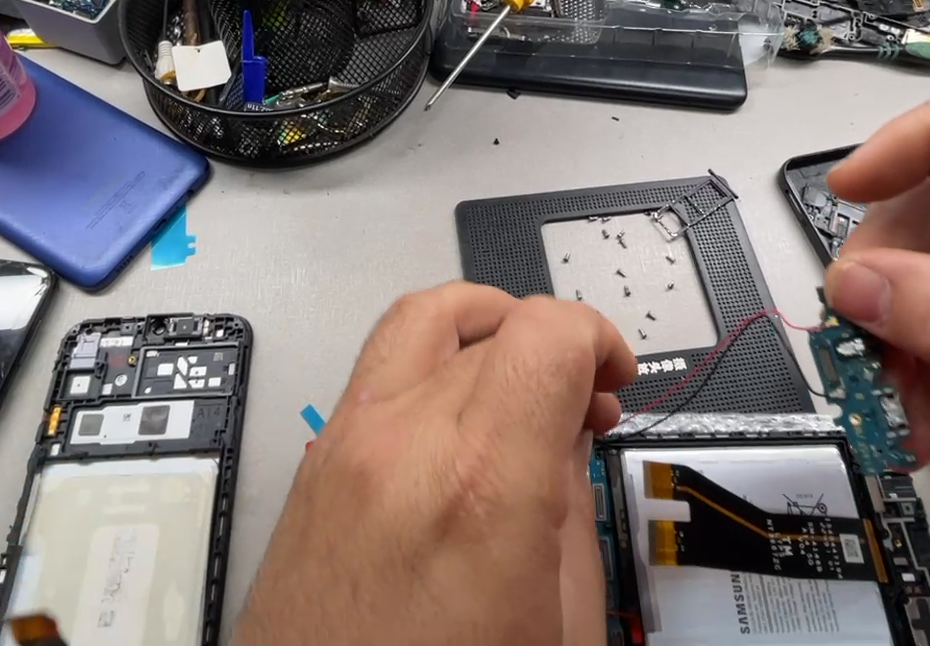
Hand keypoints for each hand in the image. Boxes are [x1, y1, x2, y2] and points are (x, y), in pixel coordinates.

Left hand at [232, 282, 635, 645]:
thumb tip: (566, 440)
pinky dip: (436, 348)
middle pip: (500, 329)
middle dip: (559, 353)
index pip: (546, 333)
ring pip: (429, 315)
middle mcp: (403, 446)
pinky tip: (461, 395)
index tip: (611, 371)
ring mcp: (348, 444)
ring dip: (492, 326)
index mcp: (479, 490)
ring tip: (524, 372)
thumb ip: (569, 514)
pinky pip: (382, 357)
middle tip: (584, 404)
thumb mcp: (558, 631)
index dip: (596, 336)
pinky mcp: (318, 459)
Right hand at [823, 81, 929, 645]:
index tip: (850, 186)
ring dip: (887, 326)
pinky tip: (910, 413)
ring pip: (920, 268)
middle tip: (858, 321)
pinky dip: (902, 364)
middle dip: (891, 263)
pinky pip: (926, 325)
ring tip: (887, 390)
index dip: (917, 140)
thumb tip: (853, 282)